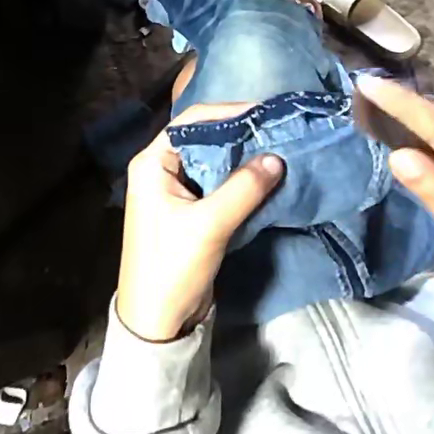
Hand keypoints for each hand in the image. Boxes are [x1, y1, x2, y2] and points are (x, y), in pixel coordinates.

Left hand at [116, 104, 283, 341]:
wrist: (157, 321)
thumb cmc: (172, 267)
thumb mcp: (208, 225)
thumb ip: (243, 188)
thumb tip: (277, 157)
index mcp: (153, 163)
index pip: (193, 121)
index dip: (230, 112)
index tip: (267, 113)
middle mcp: (162, 168)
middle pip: (205, 137)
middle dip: (242, 133)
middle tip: (279, 130)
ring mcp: (177, 189)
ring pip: (215, 159)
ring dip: (244, 156)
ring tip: (280, 148)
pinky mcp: (192, 208)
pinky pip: (219, 181)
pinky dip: (242, 177)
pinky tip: (268, 176)